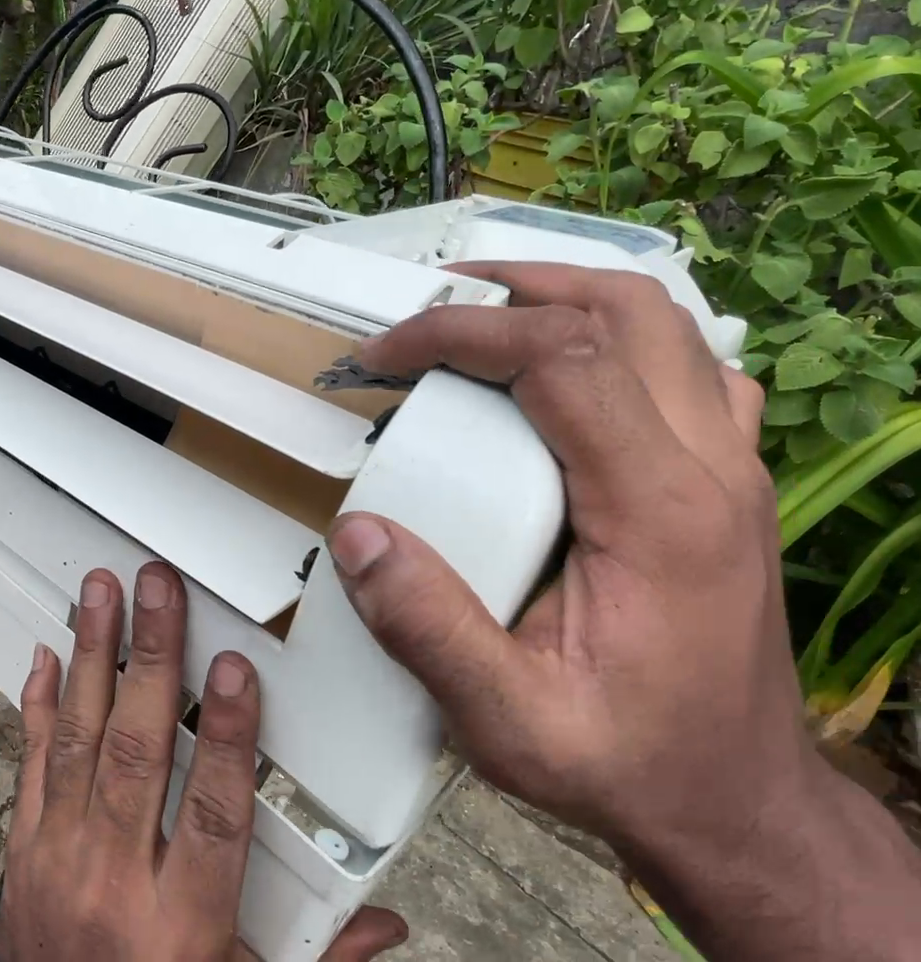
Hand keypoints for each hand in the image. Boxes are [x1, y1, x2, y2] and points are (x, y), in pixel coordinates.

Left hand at [0, 563, 407, 961]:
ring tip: (100, 596)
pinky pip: (31, 762)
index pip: (210, 810)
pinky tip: (46, 656)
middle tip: (157, 591)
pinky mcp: (25, 846)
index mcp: (181, 924)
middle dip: (150, 657)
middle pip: (135, 747)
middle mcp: (113, 877)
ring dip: (91, 657)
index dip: (224, 733)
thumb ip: (318, 960)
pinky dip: (38, 704)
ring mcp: (60, 854)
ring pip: (78, 737)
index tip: (234, 669)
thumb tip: (386, 926)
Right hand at [327, 261, 920, 959]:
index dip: (460, 333)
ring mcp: (730, 471)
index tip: (384, 355)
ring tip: (478, 315)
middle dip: (513, 287)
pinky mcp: (723, 484)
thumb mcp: (507, 720)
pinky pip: (683, 370)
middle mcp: (710, 471)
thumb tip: (358, 535)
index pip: (563, 359)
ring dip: (565, 298)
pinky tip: (556, 372)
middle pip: (627, 312)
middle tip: (425, 307)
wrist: (734, 803)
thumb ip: (427, 627)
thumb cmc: (627, 761)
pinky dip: (614, 339)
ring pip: (665, 326)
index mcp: (658, 513)